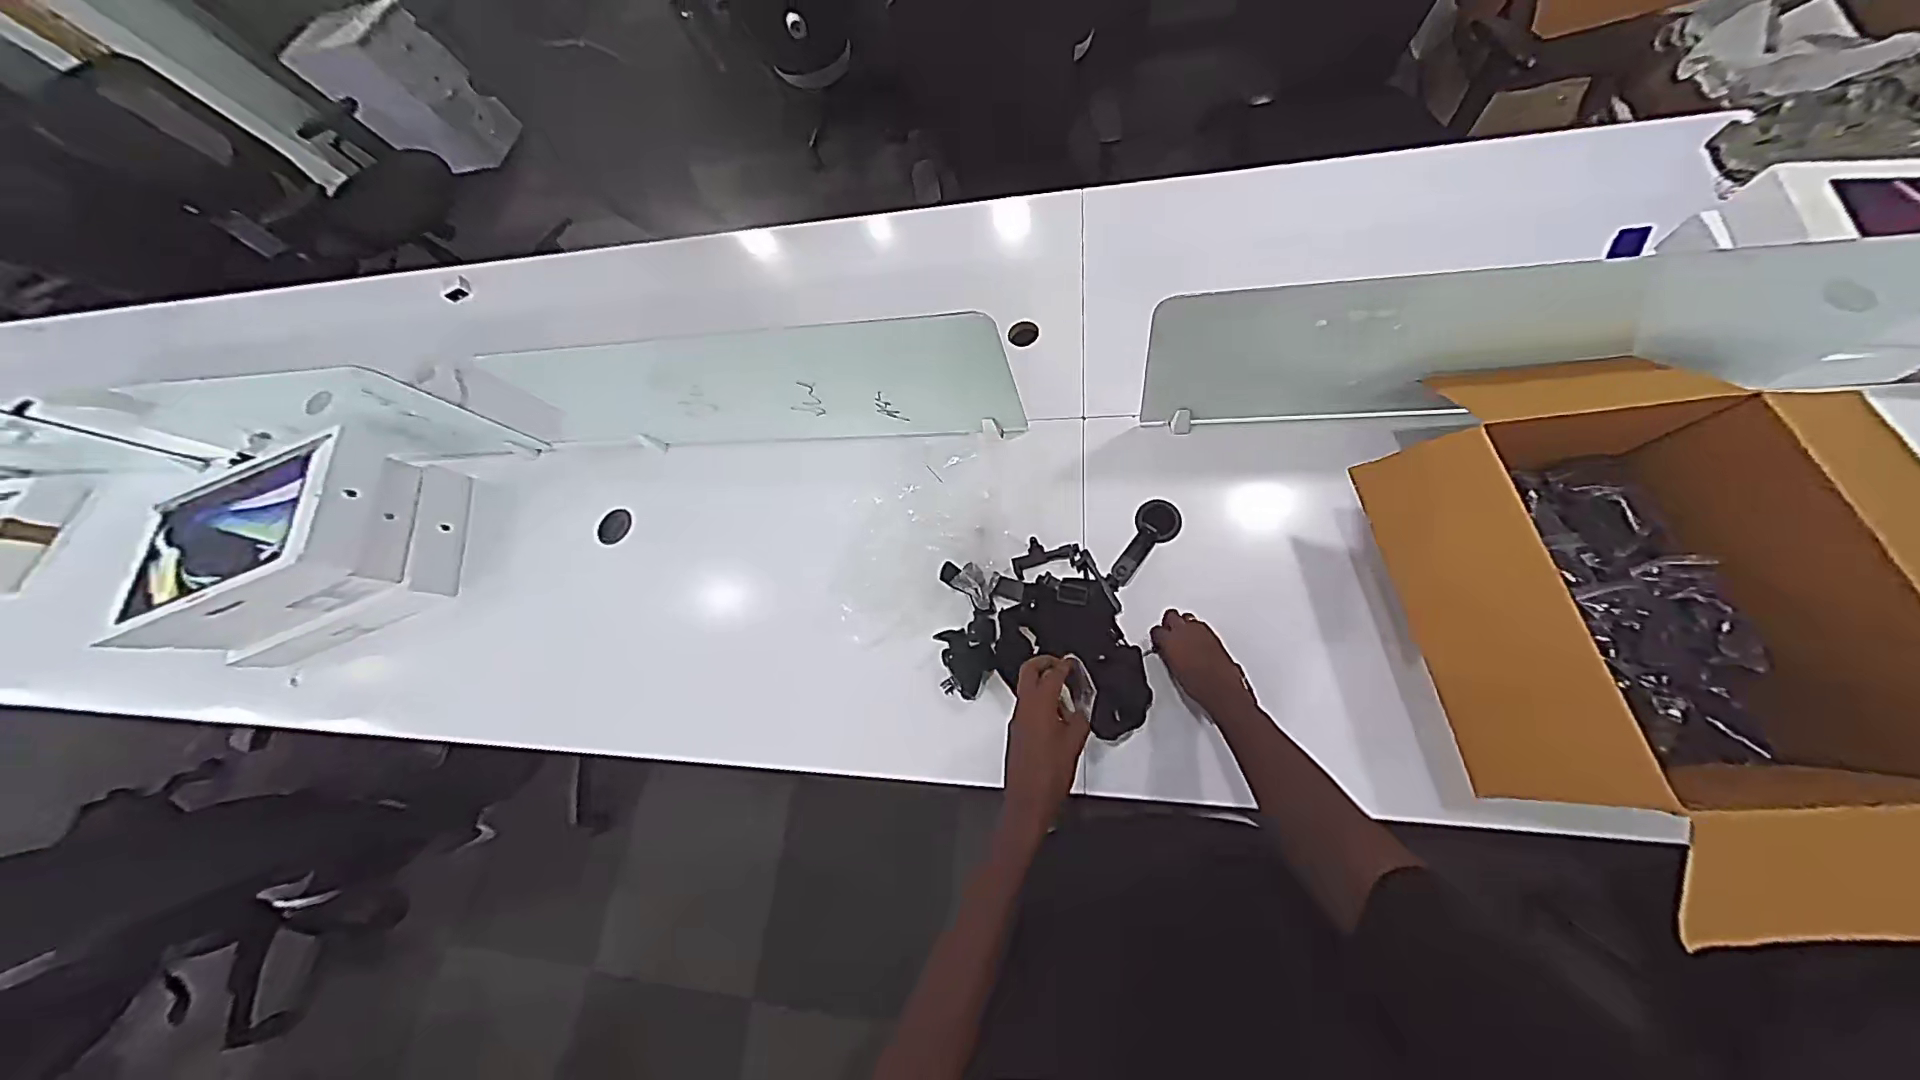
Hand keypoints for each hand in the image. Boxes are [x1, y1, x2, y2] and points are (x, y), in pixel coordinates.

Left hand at [1002, 655, 1089, 837]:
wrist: (1028, 799)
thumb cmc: (1048, 776)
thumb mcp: (1075, 742)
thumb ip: (1079, 719)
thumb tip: (1080, 710)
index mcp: (1039, 706)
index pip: (1052, 674)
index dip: (1064, 664)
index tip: (1071, 662)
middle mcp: (1024, 708)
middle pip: (1029, 671)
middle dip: (1045, 662)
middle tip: (1061, 664)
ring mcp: (1017, 719)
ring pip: (1026, 688)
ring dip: (1042, 682)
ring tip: (1064, 692)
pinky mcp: (1016, 731)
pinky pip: (1026, 706)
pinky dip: (1039, 701)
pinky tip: (1056, 715)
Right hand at [1150, 610, 1255, 717]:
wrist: (1220, 688)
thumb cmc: (1198, 684)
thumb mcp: (1173, 670)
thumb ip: (1168, 654)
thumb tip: (1168, 652)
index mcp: (1168, 640)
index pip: (1156, 630)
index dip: (1157, 636)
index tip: (1158, 641)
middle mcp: (1184, 630)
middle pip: (1171, 615)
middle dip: (1169, 622)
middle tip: (1169, 633)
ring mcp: (1199, 630)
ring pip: (1187, 617)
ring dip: (1184, 625)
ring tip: (1185, 638)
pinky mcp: (1213, 634)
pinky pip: (1200, 625)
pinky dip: (1197, 631)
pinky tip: (1198, 643)